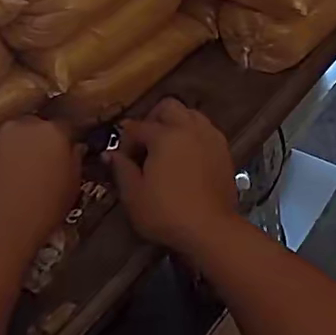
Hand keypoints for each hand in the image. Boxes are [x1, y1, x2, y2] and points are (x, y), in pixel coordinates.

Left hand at [0, 116, 81, 272]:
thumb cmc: (38, 214)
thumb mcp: (72, 188)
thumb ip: (74, 161)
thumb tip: (72, 151)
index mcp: (51, 132)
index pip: (64, 127)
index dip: (65, 143)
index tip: (65, 156)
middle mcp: (18, 127)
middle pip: (31, 129)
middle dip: (35, 144)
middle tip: (38, 169)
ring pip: (3, 141)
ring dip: (8, 154)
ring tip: (10, 182)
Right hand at [108, 98, 237, 250]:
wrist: (210, 227)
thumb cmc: (166, 212)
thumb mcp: (134, 195)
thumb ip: (121, 169)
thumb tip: (110, 154)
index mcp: (166, 135)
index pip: (138, 127)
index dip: (125, 141)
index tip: (122, 159)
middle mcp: (191, 128)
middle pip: (169, 107)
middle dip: (152, 119)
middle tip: (144, 143)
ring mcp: (211, 137)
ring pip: (191, 114)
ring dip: (176, 122)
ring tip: (166, 147)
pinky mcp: (224, 149)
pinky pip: (206, 129)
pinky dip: (194, 134)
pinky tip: (186, 155)